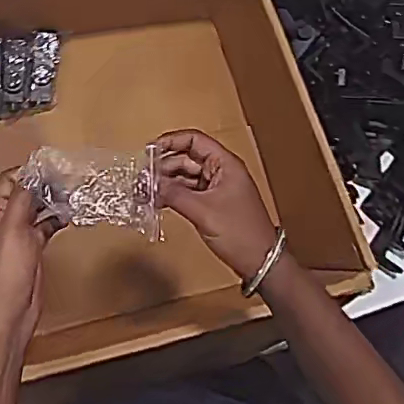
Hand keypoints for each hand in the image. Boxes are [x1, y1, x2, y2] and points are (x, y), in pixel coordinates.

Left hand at [0, 173, 57, 349]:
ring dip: (52, 199)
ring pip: (37, 209)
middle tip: (67, 174)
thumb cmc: (6, 275)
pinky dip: (58, 218)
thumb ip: (22, 201)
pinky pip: (47, 227)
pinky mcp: (34, 251)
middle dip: (43, 182)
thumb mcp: (13, 230)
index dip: (26, 170)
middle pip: (24, 193)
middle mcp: (7, 223)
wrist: (10, 316)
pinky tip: (71, 215)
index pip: (8, 182)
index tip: (50, 163)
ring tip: (72, 190)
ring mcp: (21, 238)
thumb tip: (32, 173)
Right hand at [154, 129, 278, 279]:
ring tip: (145, 192)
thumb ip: (175, 195)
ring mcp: (217, 187)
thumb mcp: (204, 211)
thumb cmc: (239, 232)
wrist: (261, 262)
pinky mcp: (213, 204)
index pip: (194, 140)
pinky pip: (189, 192)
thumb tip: (150, 183)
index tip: (150, 151)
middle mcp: (220, 170)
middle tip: (142, 179)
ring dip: (166, 182)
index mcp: (224, 163)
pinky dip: (174, 195)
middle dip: (164, 166)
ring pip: (186, 176)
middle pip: (187, 158)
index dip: (171, 141)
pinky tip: (157, 202)